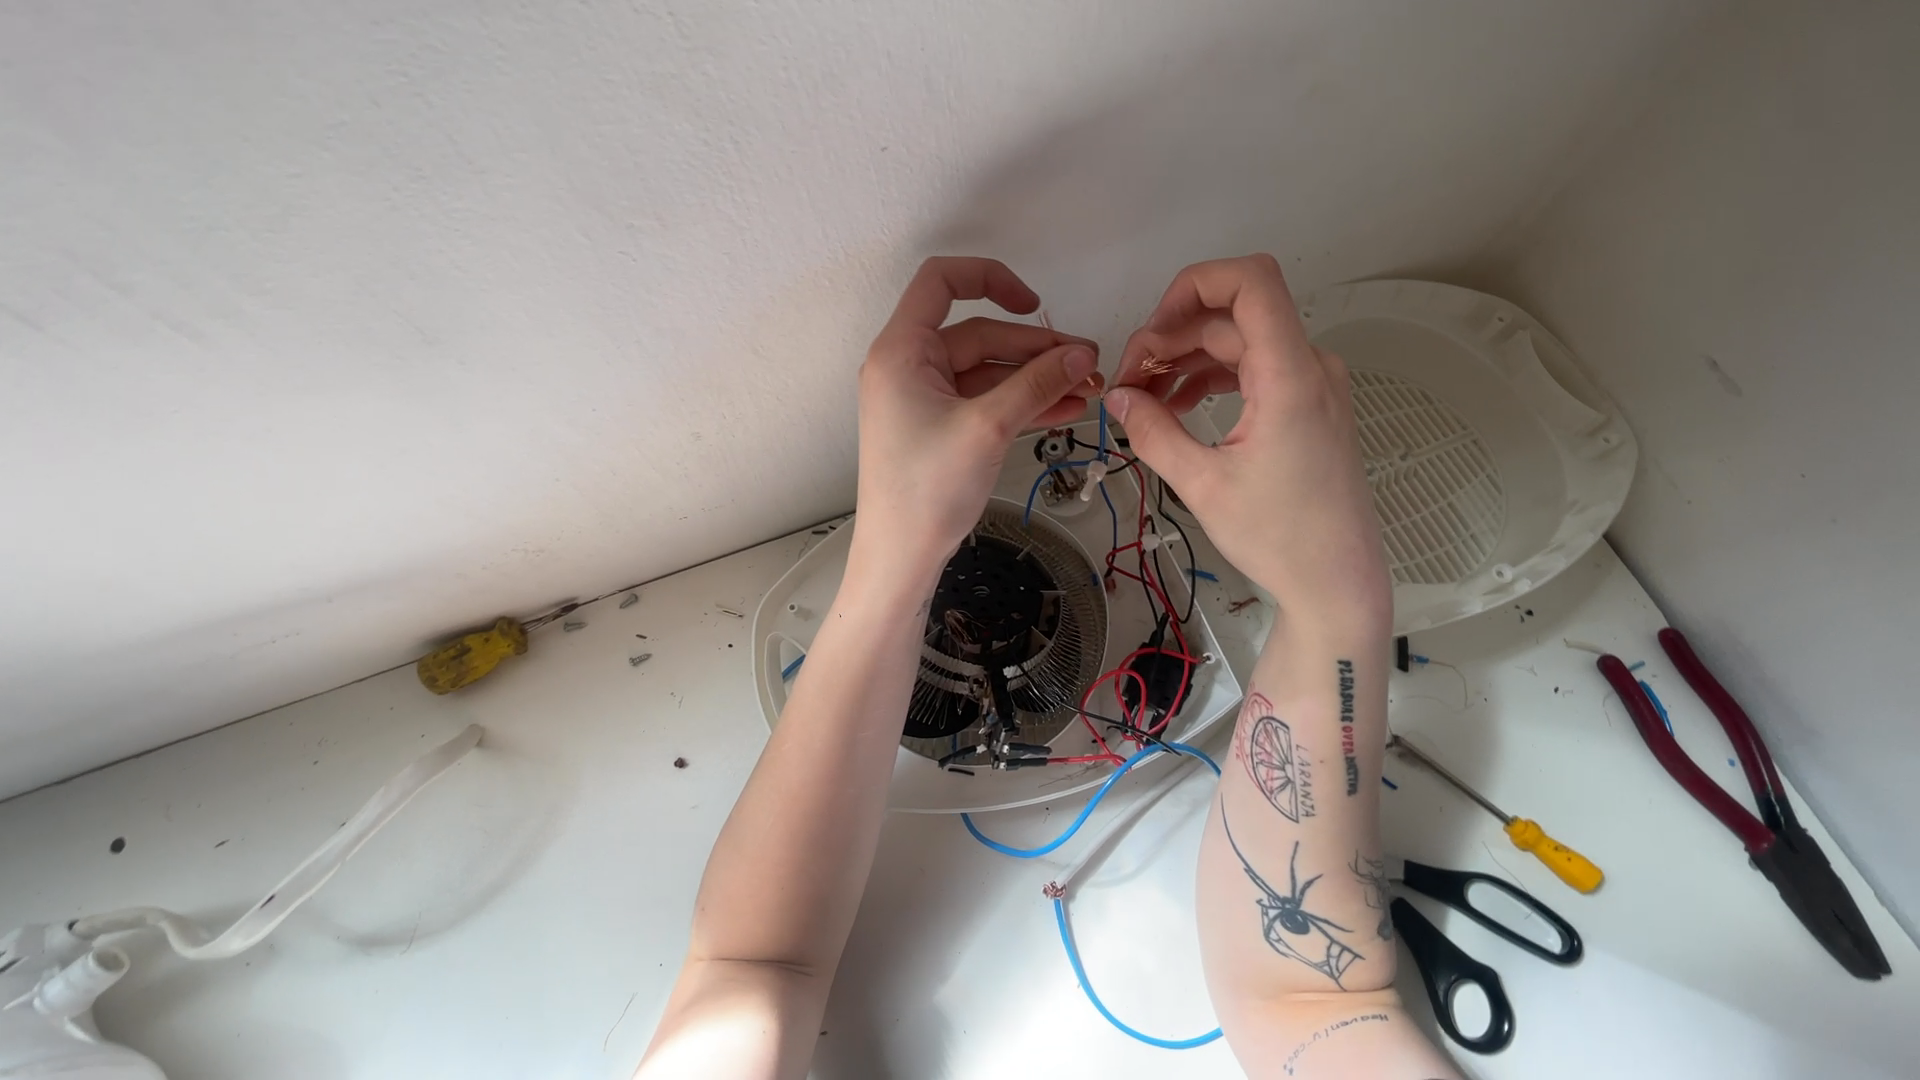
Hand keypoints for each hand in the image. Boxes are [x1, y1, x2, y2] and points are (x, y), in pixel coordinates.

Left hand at [852, 257, 1101, 583]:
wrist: (902, 556)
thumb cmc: (926, 491)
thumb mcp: (987, 428)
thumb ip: (1036, 384)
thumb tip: (1081, 354)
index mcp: (901, 351)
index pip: (941, 282)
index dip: (990, 279)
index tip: (1033, 303)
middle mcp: (909, 367)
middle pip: (979, 335)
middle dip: (1035, 349)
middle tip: (1087, 364)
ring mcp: (925, 399)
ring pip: (989, 372)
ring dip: (1036, 379)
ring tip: (1087, 390)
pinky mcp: (940, 427)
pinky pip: (986, 401)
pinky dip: (1021, 402)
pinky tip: (1063, 409)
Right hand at [1106, 254, 1388, 634]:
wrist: (1335, 579)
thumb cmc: (1277, 536)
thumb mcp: (1202, 484)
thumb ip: (1153, 433)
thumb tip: (1117, 398)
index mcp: (1289, 375)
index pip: (1250, 281)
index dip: (1193, 285)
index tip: (1149, 333)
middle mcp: (1307, 365)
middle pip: (1230, 317)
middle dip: (1170, 339)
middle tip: (1127, 385)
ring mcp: (1311, 384)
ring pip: (1238, 343)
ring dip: (1186, 360)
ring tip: (1142, 399)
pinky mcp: (1306, 405)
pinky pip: (1252, 370)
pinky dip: (1210, 378)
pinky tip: (1175, 407)